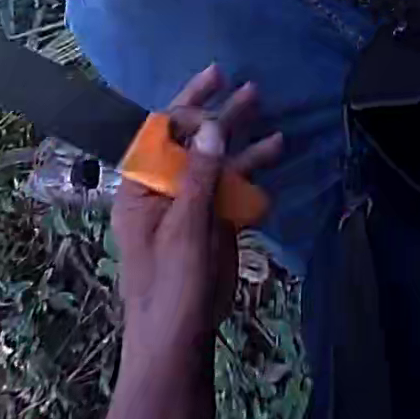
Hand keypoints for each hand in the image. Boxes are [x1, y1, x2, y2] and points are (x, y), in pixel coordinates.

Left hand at [112, 65, 282, 367]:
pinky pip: (234, 181)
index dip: (188, 112)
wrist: (181, 338)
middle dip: (215, 110)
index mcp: (144, 186)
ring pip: (218, 156)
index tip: (216, 104)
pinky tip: (275, 148)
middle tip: (239, 80)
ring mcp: (193, 199)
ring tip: (262, 102)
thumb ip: (198, 176)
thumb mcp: (183, 228)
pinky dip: (253, 165)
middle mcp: (167, 185)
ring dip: (240, 132)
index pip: (161, 134)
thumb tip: (212, 128)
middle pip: (192, 138)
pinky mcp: (216, 214)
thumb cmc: (169, 284)